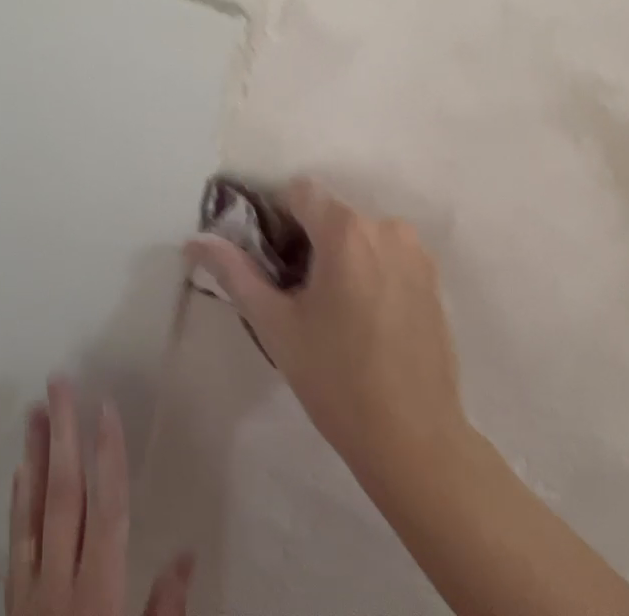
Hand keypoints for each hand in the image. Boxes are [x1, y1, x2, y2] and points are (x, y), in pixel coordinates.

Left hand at [8, 378, 194, 615]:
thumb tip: (186, 554)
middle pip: (62, 496)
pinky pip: (15, 539)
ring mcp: (29, 586)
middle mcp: (59, 578)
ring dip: (34, 455)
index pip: (106, 510)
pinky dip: (19, 500)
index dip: (108, 457)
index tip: (106, 407)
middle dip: (62, 435)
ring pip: (32, 510)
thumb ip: (165, 607)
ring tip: (35, 410)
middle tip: (58, 384)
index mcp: (98, 590)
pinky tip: (21, 469)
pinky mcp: (12, 596)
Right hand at [185, 180, 467, 485]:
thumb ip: (234, 273)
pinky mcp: (434, 280)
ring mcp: (417, 253)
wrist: (412, 436)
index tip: (269, 261)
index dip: (276, 218)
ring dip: (339, 258)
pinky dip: (368, 273)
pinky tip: (363, 323)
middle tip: (294, 296)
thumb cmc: (335, 378)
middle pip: (332, 214)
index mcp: (346, 231)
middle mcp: (387, 227)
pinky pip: (388, 257)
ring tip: (330, 314)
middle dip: (307, 242)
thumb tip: (195, 242)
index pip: (300, 191)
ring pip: (361, 236)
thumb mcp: (275, 325)